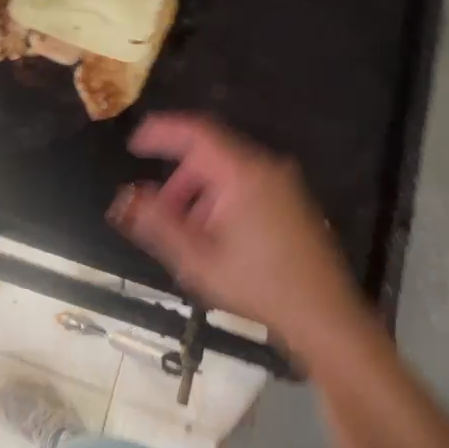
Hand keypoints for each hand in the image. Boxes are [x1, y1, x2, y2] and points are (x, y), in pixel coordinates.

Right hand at [111, 113, 363, 336]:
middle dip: (178, 177)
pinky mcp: (293, 202)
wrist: (325, 316)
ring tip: (184, 231)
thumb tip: (123, 198)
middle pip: (211, 154)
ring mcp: (284, 184)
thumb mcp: (197, 258)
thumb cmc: (258, 285)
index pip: (195, 132)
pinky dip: (220, 198)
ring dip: (198, 192)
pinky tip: (214, 236)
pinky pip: (247, 184)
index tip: (134, 143)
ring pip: (229, 171)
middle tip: (157, 209)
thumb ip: (156, 224)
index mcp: (242, 173)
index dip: (161, 131)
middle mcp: (266, 168)